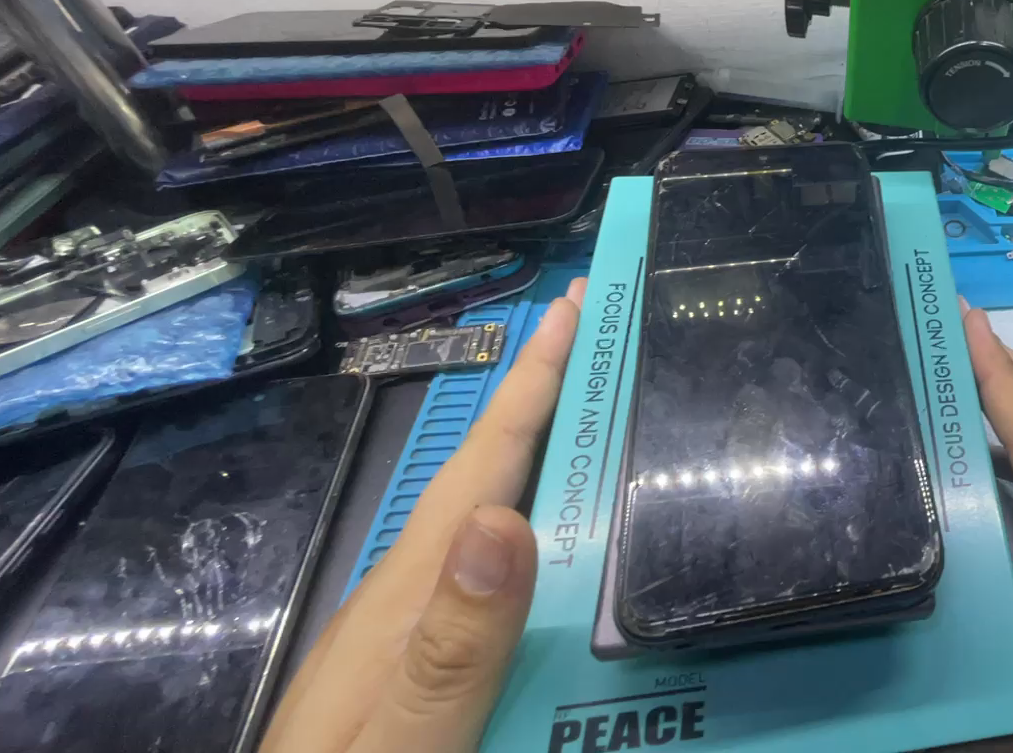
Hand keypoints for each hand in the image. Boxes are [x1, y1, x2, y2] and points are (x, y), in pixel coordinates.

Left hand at [263, 279, 586, 752]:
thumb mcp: (403, 747)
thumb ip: (450, 648)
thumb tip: (500, 521)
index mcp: (411, 591)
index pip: (484, 462)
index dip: (533, 379)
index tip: (572, 304)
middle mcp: (416, 588)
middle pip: (497, 470)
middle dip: (550, 392)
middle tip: (605, 331)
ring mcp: (422, 620)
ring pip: (504, 509)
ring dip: (554, 447)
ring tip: (609, 405)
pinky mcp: (434, 653)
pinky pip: (508, 558)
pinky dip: (547, 510)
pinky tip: (576, 524)